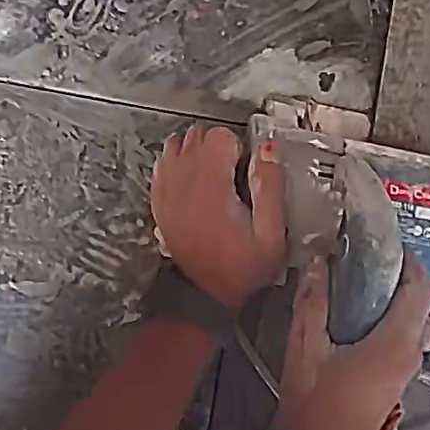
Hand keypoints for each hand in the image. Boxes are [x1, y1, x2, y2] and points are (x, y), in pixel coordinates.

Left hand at [150, 125, 285, 309]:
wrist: (205, 294)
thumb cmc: (241, 269)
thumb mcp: (271, 234)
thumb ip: (271, 187)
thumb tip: (268, 150)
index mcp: (211, 188)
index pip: (219, 136)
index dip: (238, 148)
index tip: (245, 172)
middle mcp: (182, 183)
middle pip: (197, 135)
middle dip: (218, 147)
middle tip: (233, 176)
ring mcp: (165, 191)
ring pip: (177, 144)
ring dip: (197, 153)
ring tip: (214, 178)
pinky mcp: (158, 200)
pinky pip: (163, 164)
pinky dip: (178, 165)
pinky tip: (194, 184)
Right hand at [280, 252, 429, 429]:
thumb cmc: (320, 411)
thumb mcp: (305, 355)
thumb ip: (311, 307)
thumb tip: (316, 263)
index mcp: (396, 341)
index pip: (420, 286)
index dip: (406, 257)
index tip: (376, 240)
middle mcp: (410, 348)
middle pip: (416, 297)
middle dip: (391, 270)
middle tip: (353, 252)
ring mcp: (406, 362)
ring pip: (407, 314)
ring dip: (383, 291)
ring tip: (344, 273)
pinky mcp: (395, 371)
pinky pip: (396, 329)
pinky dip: (378, 311)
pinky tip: (345, 307)